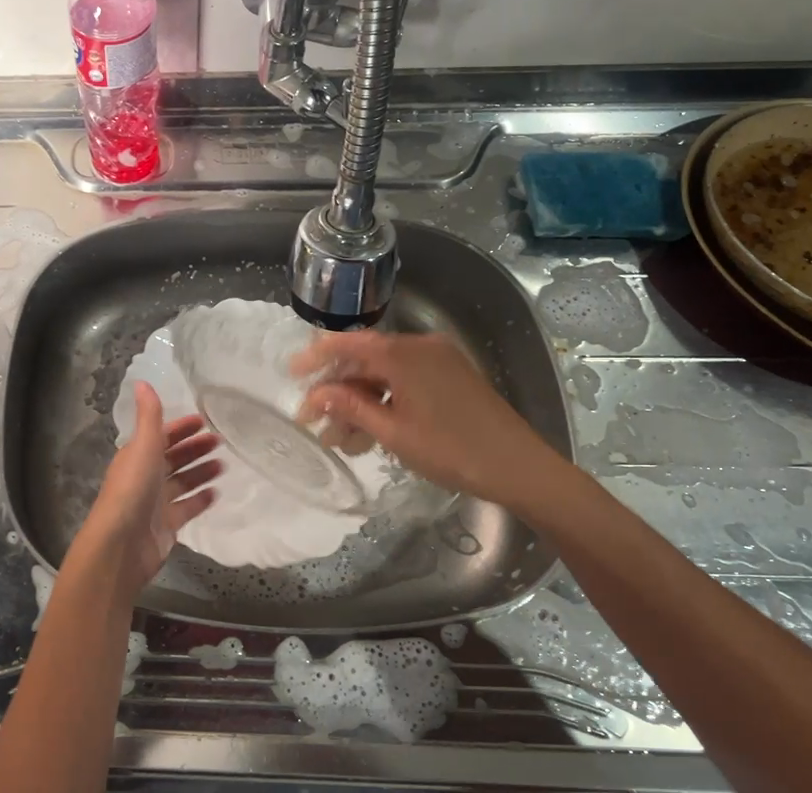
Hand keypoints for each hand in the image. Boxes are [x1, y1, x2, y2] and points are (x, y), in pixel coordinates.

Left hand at [68, 383, 220, 598]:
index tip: (204, 421)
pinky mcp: (167, 526)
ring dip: (201, 472)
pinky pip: (187, 507)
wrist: (122, 543)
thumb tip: (142, 381)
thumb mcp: (143, 446)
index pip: (161, 436)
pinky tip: (218, 493)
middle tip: (222, 441)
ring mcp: (156, 502)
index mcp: (136, 455)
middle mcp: (145, 476)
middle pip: (174, 458)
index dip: (181, 428)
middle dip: (195, 448)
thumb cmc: (133, 489)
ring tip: (225, 465)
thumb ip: (148, 415)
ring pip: (182, 481)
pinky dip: (201, 499)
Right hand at [292, 332, 564, 509]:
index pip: (347, 344)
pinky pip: (406, 381)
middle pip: (365, 361)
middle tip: (314, 423)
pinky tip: (371, 432)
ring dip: (360, 403)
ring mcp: (439, 361)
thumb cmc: (452, 450)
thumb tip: (317, 395)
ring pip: (385, 375)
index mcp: (403, 353)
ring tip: (340, 441)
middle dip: (337, 392)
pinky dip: (386, 402)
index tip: (291, 374)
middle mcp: (420, 347)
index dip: (316, 358)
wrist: (520, 467)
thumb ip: (351, 408)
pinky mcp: (452, 377)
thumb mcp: (394, 432)